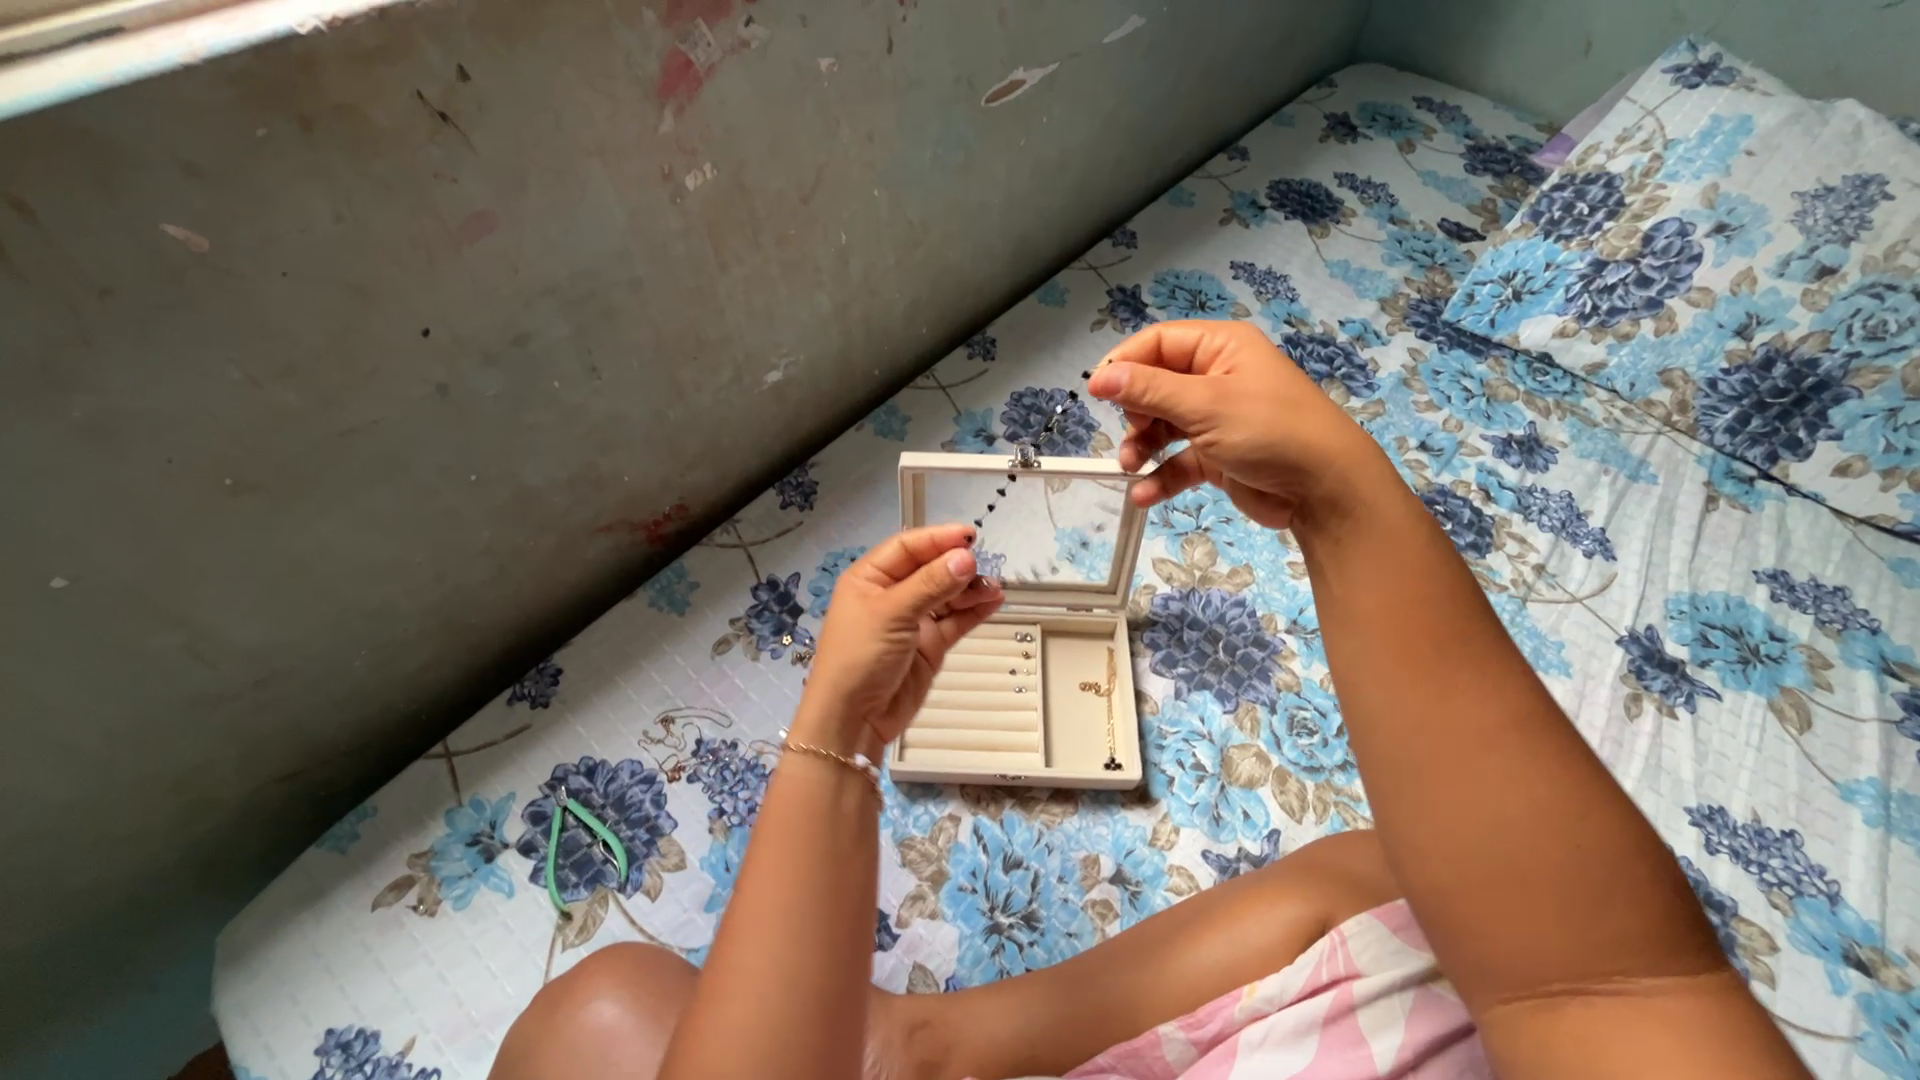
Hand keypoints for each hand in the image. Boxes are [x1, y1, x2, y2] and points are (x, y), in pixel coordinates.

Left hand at [794, 525, 1004, 755]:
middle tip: (982, 568)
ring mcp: (912, 621)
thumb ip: (930, 585)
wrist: (852, 720)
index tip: (969, 536)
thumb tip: (965, 558)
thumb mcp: (891, 614)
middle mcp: (891, 595)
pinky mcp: (929, 645)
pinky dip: (974, 611)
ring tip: (993, 588)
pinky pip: (955, 620)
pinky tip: (993, 601)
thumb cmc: (859, 658)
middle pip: (930, 569)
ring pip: (947, 595)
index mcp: (870, 578)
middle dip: (956, 566)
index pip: (908, 547)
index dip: (938, 539)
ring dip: (970, 589)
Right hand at [1088, 320, 1389, 529]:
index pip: (1158, 343)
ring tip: (1131, 466)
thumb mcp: (1205, 405)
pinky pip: (1177, 461)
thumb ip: (1149, 390)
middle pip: (1155, 386)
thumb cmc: (1269, 431)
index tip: (1096, 391)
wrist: (1324, 489)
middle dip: (1135, 413)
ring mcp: (1216, 419)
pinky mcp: (1217, 457)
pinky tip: (1144, 495)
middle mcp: (1216, 378)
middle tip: (1131, 433)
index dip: (1125, 364)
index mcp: (1220, 348)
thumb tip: (1099, 377)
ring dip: (1142, 447)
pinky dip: (1160, 477)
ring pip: (1162, 427)